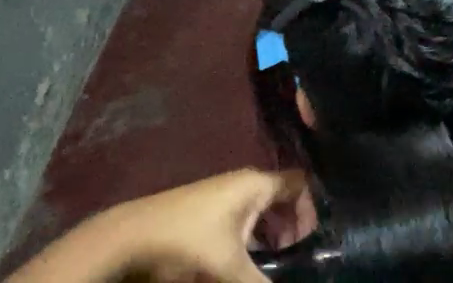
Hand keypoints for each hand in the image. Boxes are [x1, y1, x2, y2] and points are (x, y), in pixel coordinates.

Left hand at [11, 169, 305, 282]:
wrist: (131, 237)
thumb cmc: (186, 241)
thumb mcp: (228, 269)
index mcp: (255, 184)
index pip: (300, 184)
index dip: (314, 208)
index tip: (322, 240)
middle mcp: (244, 184)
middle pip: (283, 200)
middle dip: (295, 230)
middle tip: (303, 261)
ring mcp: (225, 198)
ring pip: (263, 214)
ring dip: (274, 239)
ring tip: (281, 267)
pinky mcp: (210, 214)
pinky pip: (245, 223)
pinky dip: (255, 242)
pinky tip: (251, 266)